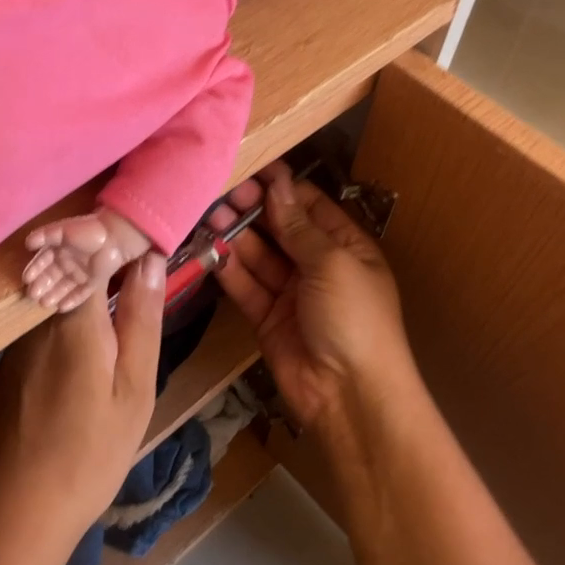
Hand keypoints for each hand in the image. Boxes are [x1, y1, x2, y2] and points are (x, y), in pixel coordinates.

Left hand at [0, 253, 165, 538]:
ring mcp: (9, 348)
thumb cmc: (88, 456)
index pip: (92, 249)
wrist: (8, 520)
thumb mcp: (133, 392)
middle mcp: (35, 322)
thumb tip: (151, 261)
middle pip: (68, 274)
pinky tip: (68, 378)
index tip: (142, 246)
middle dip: (100, 270)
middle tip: (134, 292)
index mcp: (74, 319)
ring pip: (50, 307)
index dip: (117, 240)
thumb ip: (141, 321)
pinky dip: (56, 338)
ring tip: (105, 338)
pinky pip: (32, 338)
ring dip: (77, 304)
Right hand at [23, 208, 154, 310]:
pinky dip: (72, 301)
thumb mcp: (63, 230)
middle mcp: (68, 263)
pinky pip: (81, 294)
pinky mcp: (94, 282)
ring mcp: (81, 273)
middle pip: (52, 276)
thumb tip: (27, 243)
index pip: (43, 261)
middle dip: (42, 286)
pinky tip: (61, 308)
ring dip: (54, 295)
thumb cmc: (87, 230)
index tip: (26, 279)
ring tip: (44, 304)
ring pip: (64, 287)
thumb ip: (45, 235)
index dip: (35, 269)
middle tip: (32, 295)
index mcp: (59, 249)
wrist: (115, 236)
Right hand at [207, 163, 416, 431]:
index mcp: (346, 247)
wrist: (351, 396)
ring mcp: (292, 293)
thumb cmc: (354, 318)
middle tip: (223, 191)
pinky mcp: (267, 319)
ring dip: (236, 236)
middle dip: (254, 210)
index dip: (283, 188)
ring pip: (259, 256)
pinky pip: (246, 287)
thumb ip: (299, 226)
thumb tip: (279, 184)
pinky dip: (228, 270)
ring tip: (209, 215)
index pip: (310, 206)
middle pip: (281, 229)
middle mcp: (319, 266)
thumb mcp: (333, 263)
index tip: (251, 168)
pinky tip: (210, 250)